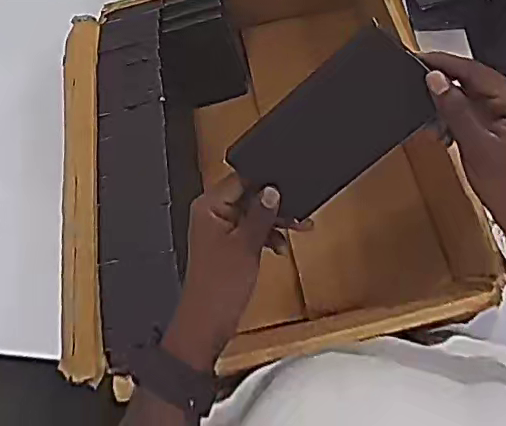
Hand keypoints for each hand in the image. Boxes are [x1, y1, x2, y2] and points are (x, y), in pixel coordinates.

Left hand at [161, 175, 296, 369]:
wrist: (207, 324)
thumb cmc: (219, 286)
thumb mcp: (246, 246)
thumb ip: (260, 215)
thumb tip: (272, 191)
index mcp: (209, 205)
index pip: (239, 180)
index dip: (263, 181)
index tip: (287, 184)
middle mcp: (211, 212)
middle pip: (246, 197)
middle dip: (273, 205)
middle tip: (298, 211)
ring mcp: (218, 229)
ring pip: (250, 214)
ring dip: (273, 222)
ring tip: (298, 227)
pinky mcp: (226, 245)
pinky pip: (248, 230)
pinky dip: (265, 236)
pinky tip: (279, 246)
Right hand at [421, 51, 505, 255]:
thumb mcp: (478, 146)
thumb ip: (454, 109)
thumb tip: (435, 79)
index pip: (474, 70)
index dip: (443, 63)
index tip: (417, 59)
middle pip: (472, 82)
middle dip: (443, 86)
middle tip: (416, 85)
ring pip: (469, 98)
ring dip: (447, 106)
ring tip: (430, 117)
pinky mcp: (501, 132)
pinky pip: (472, 114)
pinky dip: (454, 119)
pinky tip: (442, 131)